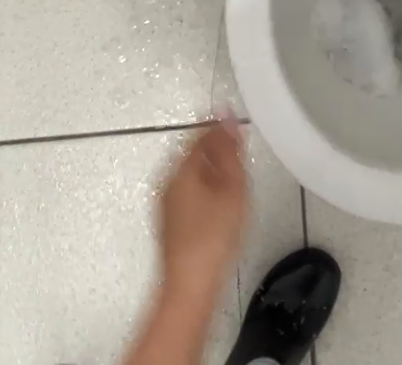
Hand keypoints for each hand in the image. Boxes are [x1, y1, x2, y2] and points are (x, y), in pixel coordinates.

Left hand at [155, 118, 248, 301]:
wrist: (191, 283)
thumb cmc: (213, 236)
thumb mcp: (232, 187)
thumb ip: (231, 152)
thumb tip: (228, 123)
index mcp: (180, 168)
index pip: (200, 134)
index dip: (219, 124)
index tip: (234, 119)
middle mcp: (167, 181)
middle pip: (191, 152)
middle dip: (213, 145)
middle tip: (235, 144)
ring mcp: (166, 202)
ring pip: (189, 171)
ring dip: (209, 165)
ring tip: (231, 171)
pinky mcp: (169, 220)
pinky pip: (187, 189)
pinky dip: (203, 184)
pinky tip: (217, 198)